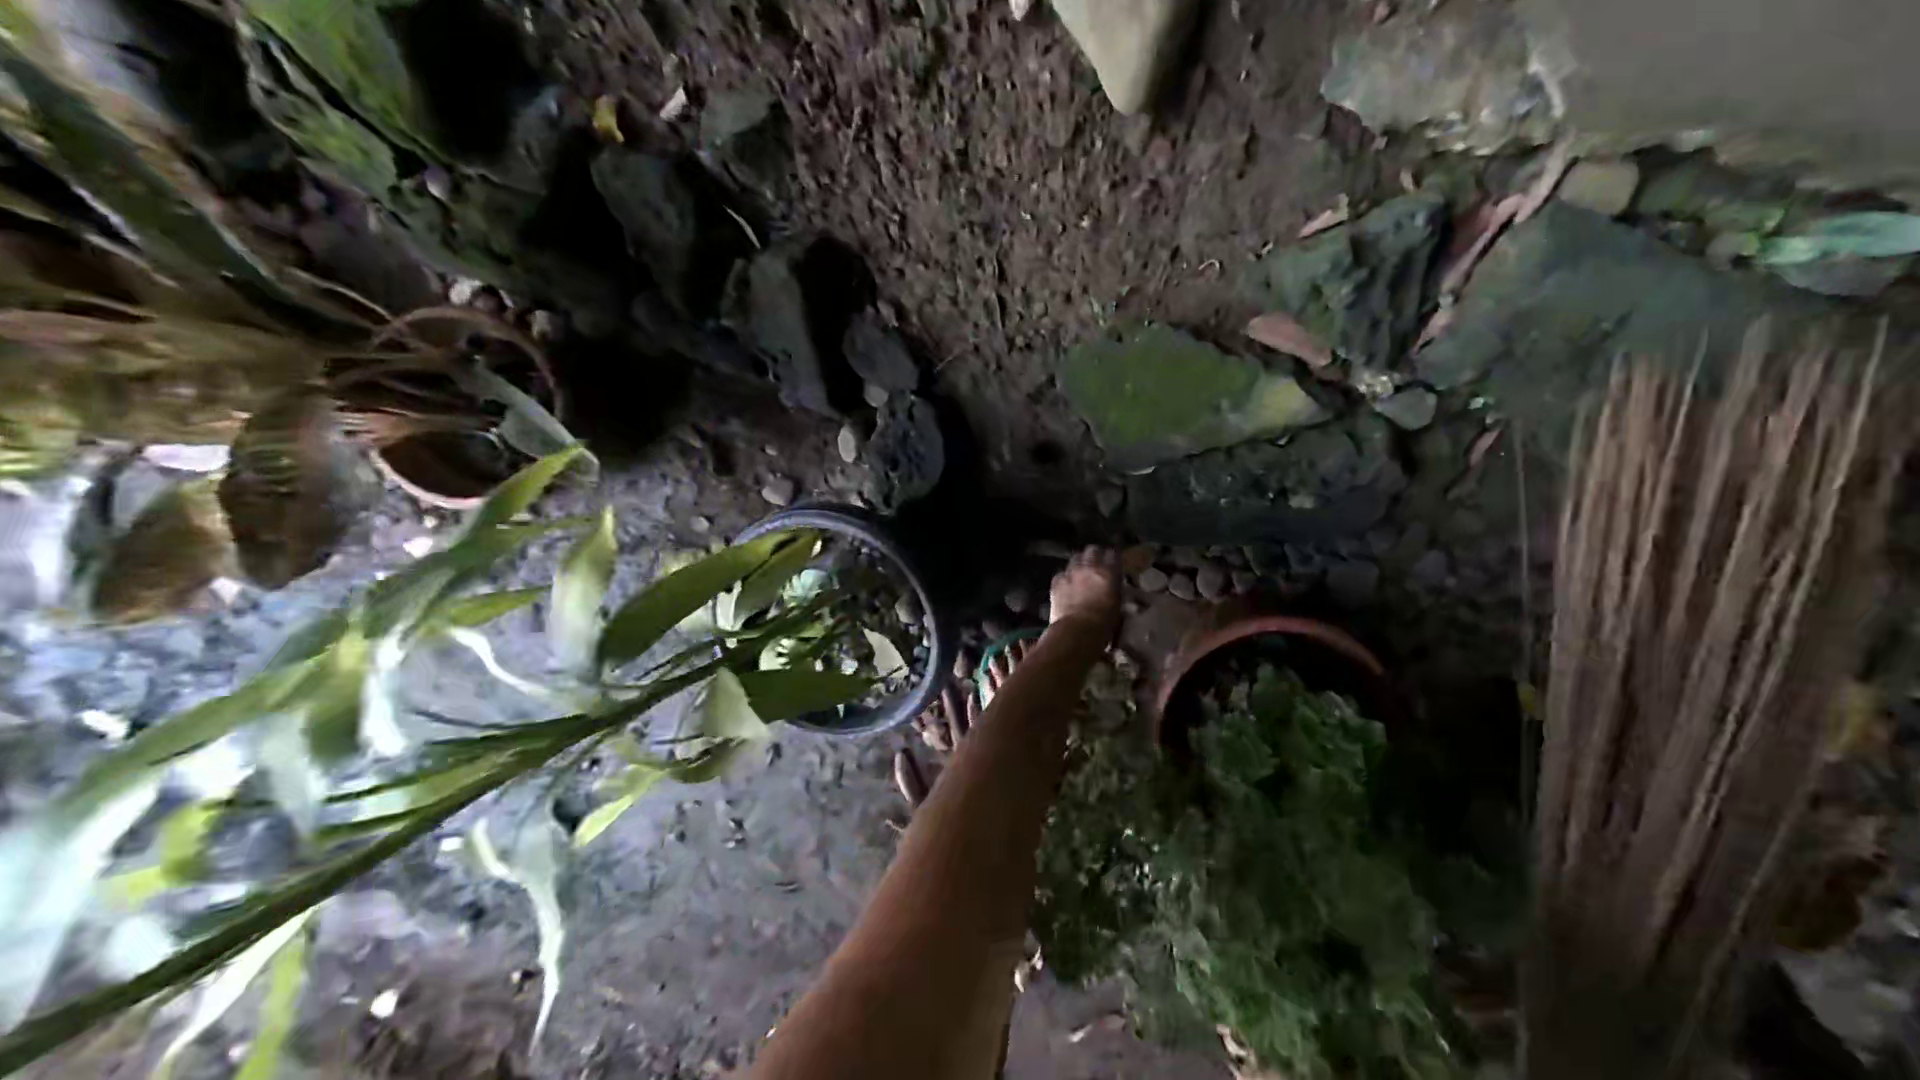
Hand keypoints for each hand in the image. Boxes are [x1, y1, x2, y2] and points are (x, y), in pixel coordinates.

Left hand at [1048, 546, 1119, 635]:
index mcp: (1109, 572)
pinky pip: (1062, 572)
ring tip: (1080, 572)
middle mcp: (1090, 567)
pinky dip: (1065, 576)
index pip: (1113, 554)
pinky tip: (1067, 584)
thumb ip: (1115, 590)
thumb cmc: (1104, 623)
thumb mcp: (1117, 605)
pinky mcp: (1057, 581)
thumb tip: (1113, 586)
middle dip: (1095, 554)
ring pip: (1076, 558)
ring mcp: (1071, 572)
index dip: (1112, 557)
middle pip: (1092, 550)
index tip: (1113, 562)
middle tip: (1096, 564)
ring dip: (1079, 563)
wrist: (1077, 631)